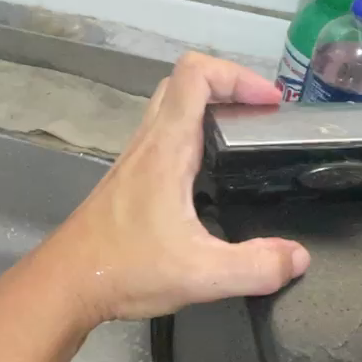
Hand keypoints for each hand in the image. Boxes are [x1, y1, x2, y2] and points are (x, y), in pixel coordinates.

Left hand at [37, 53, 310, 323]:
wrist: (65, 286)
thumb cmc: (125, 271)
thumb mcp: (202, 275)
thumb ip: (255, 267)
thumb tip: (296, 258)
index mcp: (165, 150)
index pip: (196, 75)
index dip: (238, 75)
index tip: (269, 104)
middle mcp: (146, 147)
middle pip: (182, 85)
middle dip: (226, 89)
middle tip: (258, 119)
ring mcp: (132, 165)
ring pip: (168, 113)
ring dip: (206, 114)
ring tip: (240, 145)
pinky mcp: (125, 186)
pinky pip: (160, 144)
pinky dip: (189, 143)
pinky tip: (205, 183)